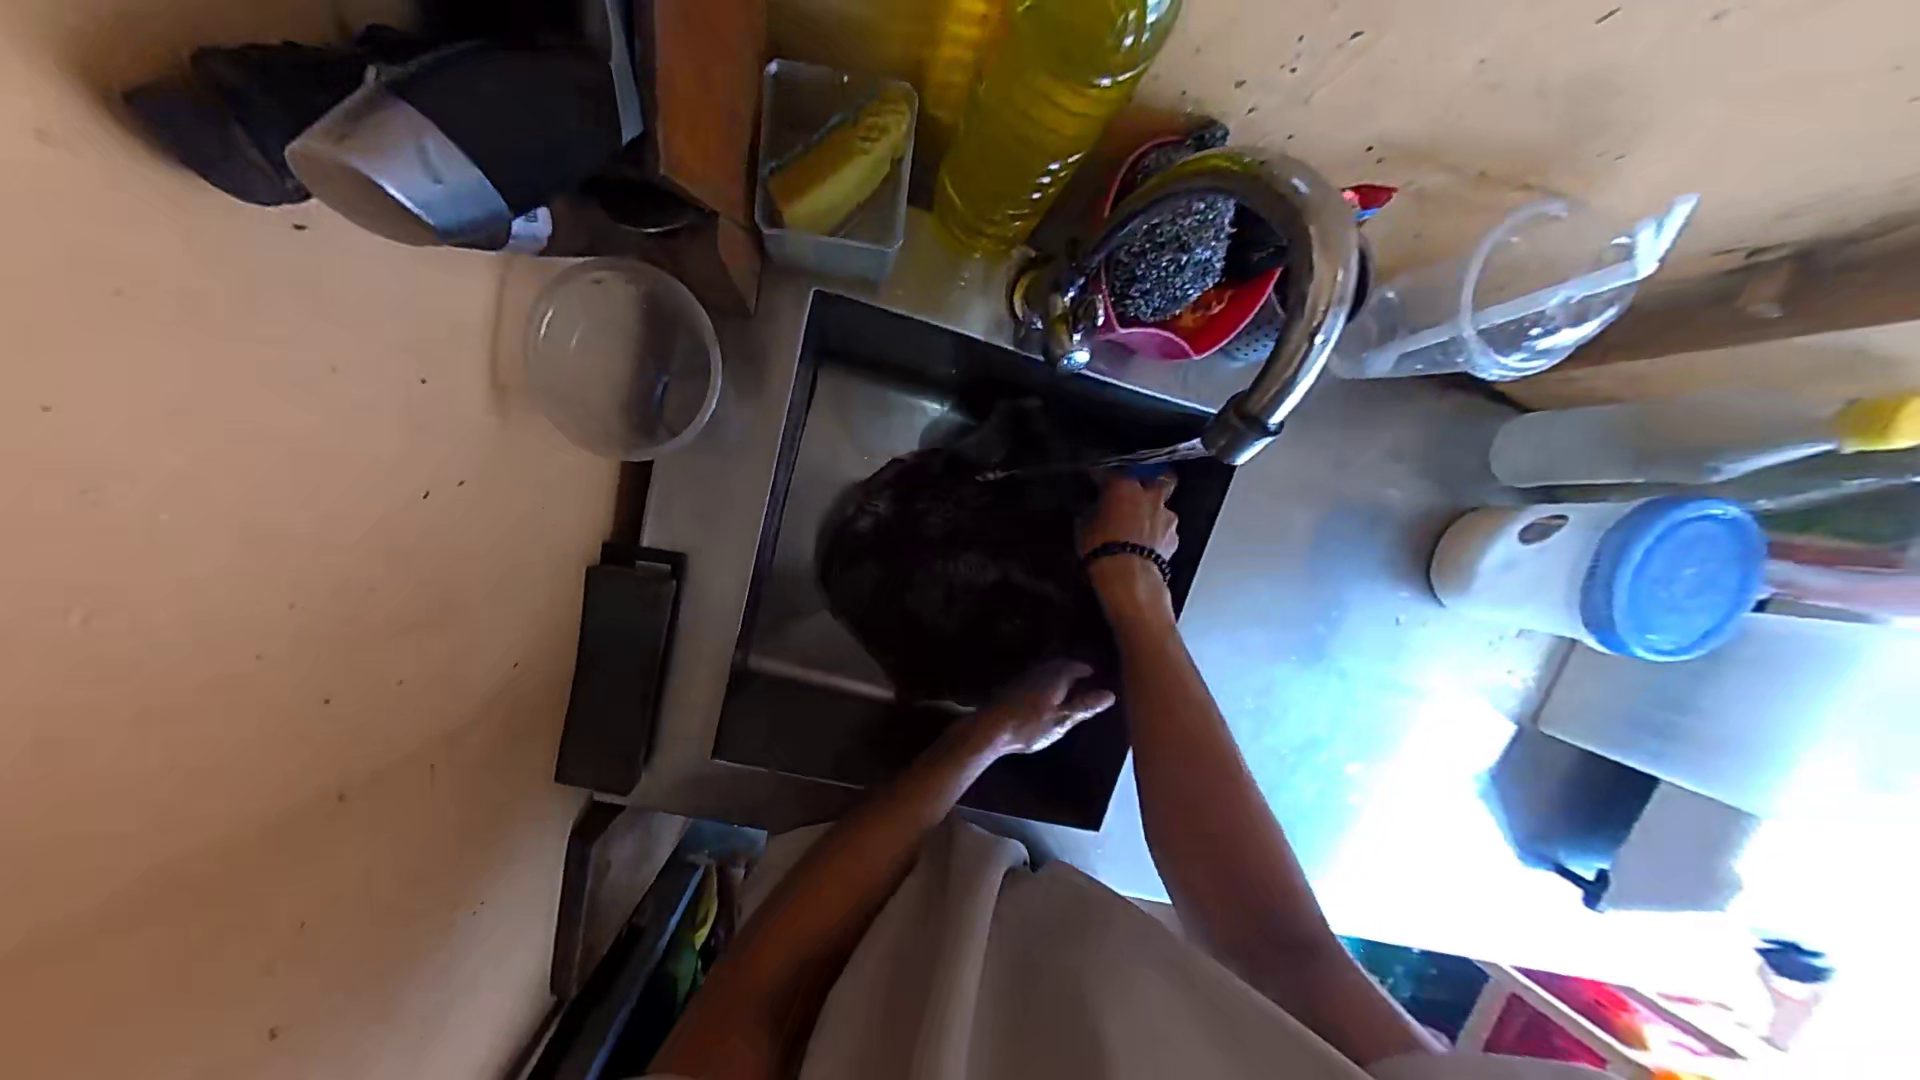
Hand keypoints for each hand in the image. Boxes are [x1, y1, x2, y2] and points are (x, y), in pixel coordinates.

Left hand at [966, 660, 1115, 756]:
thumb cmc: (1029, 726)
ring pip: (1045, 669)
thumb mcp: (1062, 720)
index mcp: (1055, 676)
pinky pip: (1034, 677)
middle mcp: (1040, 670)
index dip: (1086, 669)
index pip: (1075, 665)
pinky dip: (1044, 682)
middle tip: (1082, 678)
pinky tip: (1043, 695)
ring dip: (1056, 674)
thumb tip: (1110, 694)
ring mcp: (1024, 676)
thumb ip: (1085, 706)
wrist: (990, 729)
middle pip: (1059, 664)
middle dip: (1071, 669)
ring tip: (1066, 687)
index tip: (1094, 674)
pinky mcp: (1012, 686)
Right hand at [1079, 469, 1179, 557]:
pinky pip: (1166, 531)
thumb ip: (1092, 511)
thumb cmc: (1099, 546)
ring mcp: (1166, 516)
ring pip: (1164, 507)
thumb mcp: (1083, 525)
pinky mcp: (1175, 539)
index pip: (1108, 472)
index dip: (1100, 476)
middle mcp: (1149, 495)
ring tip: (1142, 526)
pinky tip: (1149, 545)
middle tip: (1136, 494)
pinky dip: (1158, 535)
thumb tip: (1094, 507)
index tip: (1094, 480)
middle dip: (1149, 483)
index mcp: (1123, 486)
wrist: (1128, 577)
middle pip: (1159, 478)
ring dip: (1154, 513)